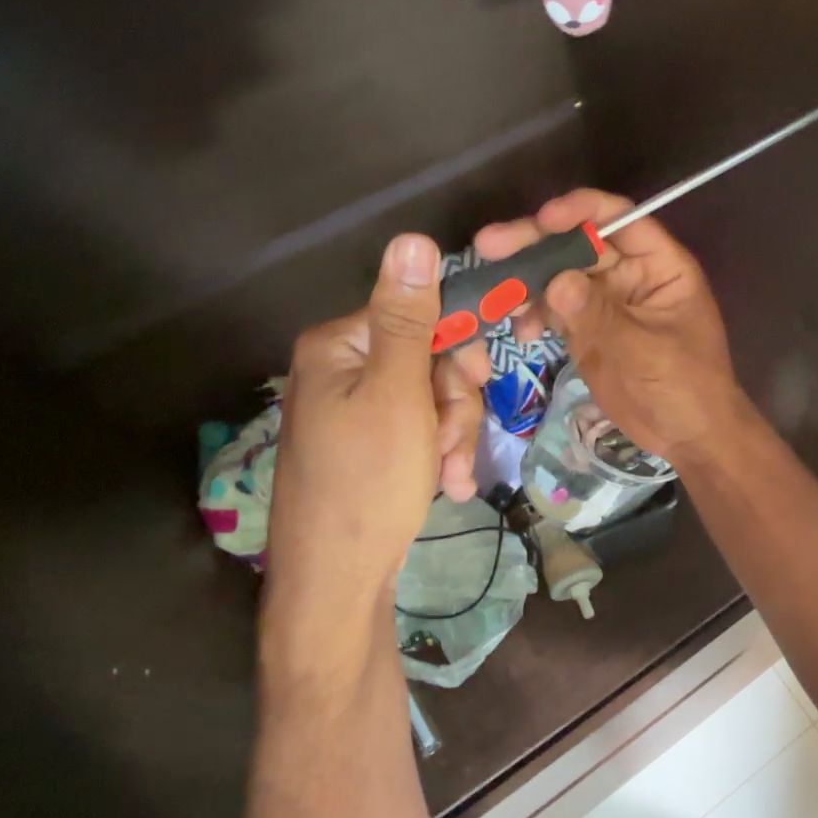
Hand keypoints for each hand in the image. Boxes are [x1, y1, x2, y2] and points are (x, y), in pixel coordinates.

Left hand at [266, 235, 489, 628]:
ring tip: (449, 475)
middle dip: (455, 403)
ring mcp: (356, 412)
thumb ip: (409, 318)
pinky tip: (447, 485)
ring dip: (454, 435)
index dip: (457, 346)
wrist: (338, 580)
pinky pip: (422, 431)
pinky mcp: (371, 447)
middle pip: (431, 359)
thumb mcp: (397, 392)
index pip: (418, 314)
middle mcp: (342, 370)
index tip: (479, 378)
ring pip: (435, 399)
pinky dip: (441, 456)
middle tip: (450, 439)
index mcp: (339, 345)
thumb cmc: (368, 479)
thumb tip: (412, 237)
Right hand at [475, 189, 745, 461]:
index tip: (543, 219)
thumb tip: (557, 280)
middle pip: (579, 243)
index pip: (621, 220)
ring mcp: (605, 301)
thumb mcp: (646, 350)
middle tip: (490, 245)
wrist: (689, 436)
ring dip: (525, 280)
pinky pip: (553, 308)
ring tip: (494, 295)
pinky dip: (532, 314)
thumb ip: (601, 315)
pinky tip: (521, 330)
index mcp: (660, 265)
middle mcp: (630, 273)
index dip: (582, 211)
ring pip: (559, 274)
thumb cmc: (686, 386)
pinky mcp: (586, 328)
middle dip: (535, 243)